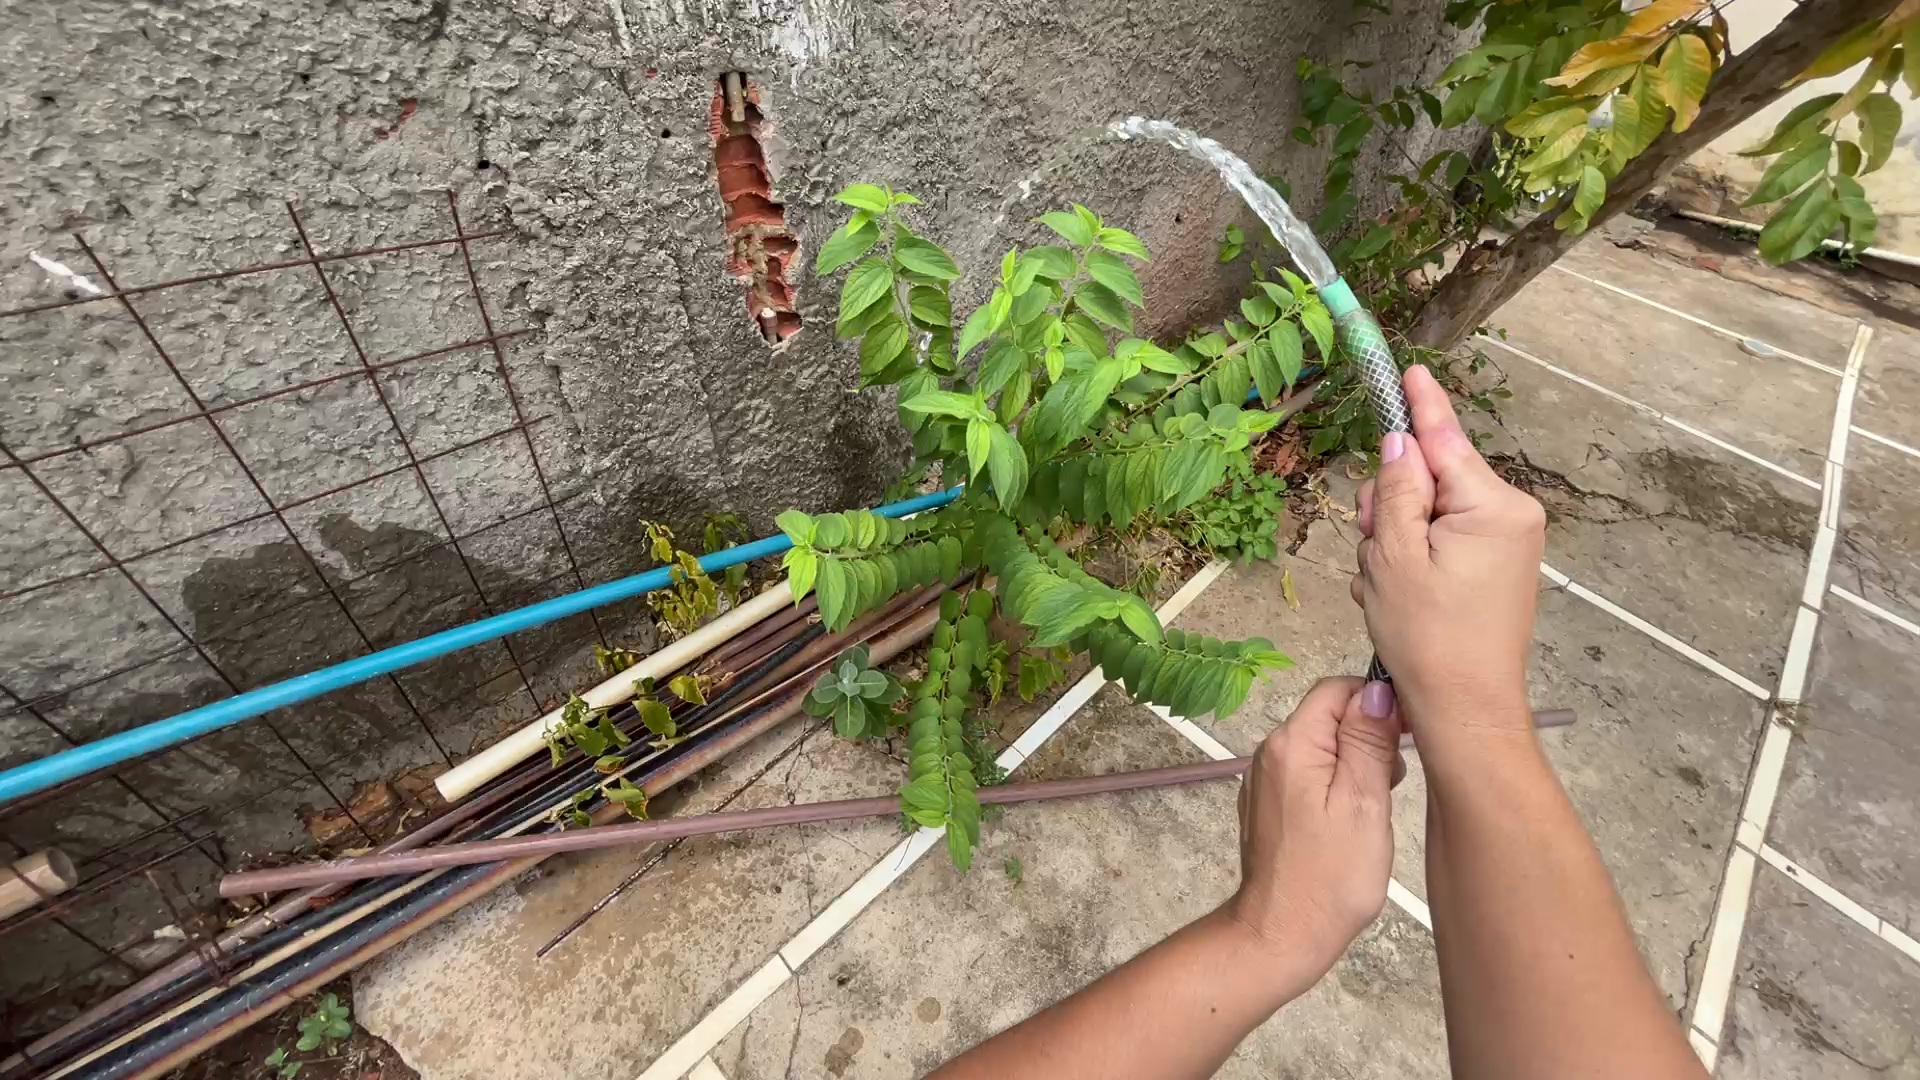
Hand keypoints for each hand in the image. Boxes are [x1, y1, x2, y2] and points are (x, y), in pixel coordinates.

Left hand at [1226, 677, 1401, 978]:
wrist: (1282, 929)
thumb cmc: (1329, 875)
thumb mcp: (1363, 803)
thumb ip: (1368, 742)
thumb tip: (1377, 690)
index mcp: (1291, 743)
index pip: (1335, 689)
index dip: (1375, 699)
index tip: (1408, 731)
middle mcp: (1270, 751)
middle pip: (1327, 715)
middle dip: (1368, 734)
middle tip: (1394, 778)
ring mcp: (1266, 776)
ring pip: (1321, 744)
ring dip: (1355, 760)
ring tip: (1376, 803)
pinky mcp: (1270, 799)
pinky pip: (1308, 770)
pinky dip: (1335, 780)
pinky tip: (1351, 816)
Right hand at [1352, 366, 1545, 743]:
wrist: (1462, 703)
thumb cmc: (1426, 632)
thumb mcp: (1395, 555)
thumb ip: (1397, 491)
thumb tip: (1397, 444)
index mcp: (1492, 506)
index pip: (1446, 440)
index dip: (1421, 404)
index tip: (1412, 366)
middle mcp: (1507, 515)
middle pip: (1425, 479)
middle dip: (1388, 506)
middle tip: (1374, 548)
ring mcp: (1499, 541)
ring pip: (1420, 512)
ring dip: (1389, 539)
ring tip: (1384, 581)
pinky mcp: (1487, 564)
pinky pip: (1431, 539)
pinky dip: (1404, 559)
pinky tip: (1395, 593)